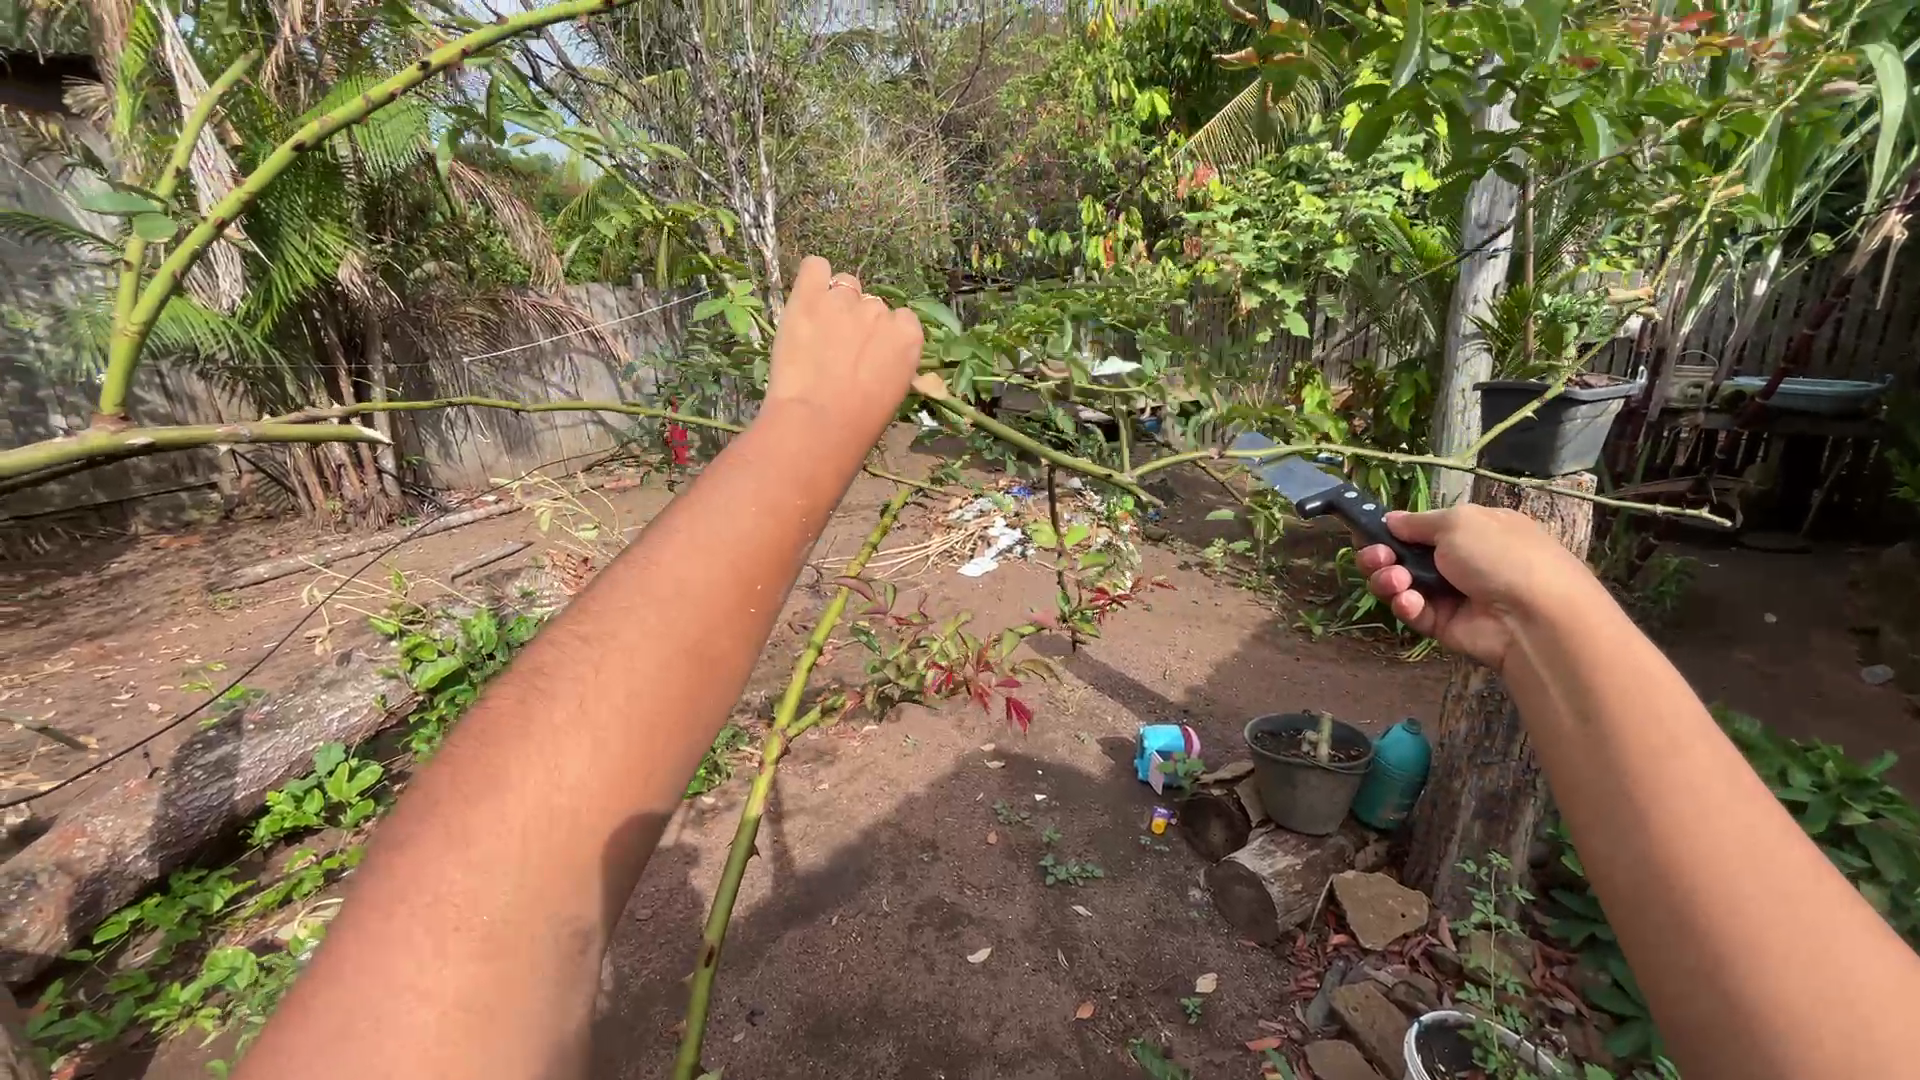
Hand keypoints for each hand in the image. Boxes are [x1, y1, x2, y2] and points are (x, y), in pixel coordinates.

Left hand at [763, 257, 922, 447]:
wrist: (818, 424)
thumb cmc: (859, 422)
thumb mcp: (893, 392)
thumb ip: (891, 361)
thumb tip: (878, 355)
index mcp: (907, 335)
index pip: (901, 319)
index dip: (882, 336)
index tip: (869, 354)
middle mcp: (879, 311)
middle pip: (871, 304)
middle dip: (857, 321)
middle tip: (839, 351)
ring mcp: (844, 300)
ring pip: (844, 286)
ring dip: (835, 303)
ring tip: (819, 332)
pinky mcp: (809, 296)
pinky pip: (815, 268)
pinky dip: (812, 279)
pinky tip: (806, 300)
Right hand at [1356, 504, 1602, 670]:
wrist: (1534, 617)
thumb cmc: (1500, 557)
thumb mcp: (1458, 521)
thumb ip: (1417, 521)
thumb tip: (1391, 520)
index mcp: (1470, 530)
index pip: (1419, 529)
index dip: (1391, 531)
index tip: (1369, 532)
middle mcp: (1459, 560)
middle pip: (1402, 557)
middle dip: (1381, 556)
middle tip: (1377, 558)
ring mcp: (1450, 593)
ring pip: (1400, 585)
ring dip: (1389, 580)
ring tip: (1397, 582)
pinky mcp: (1442, 623)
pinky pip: (1412, 611)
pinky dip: (1406, 606)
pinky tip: (1411, 602)